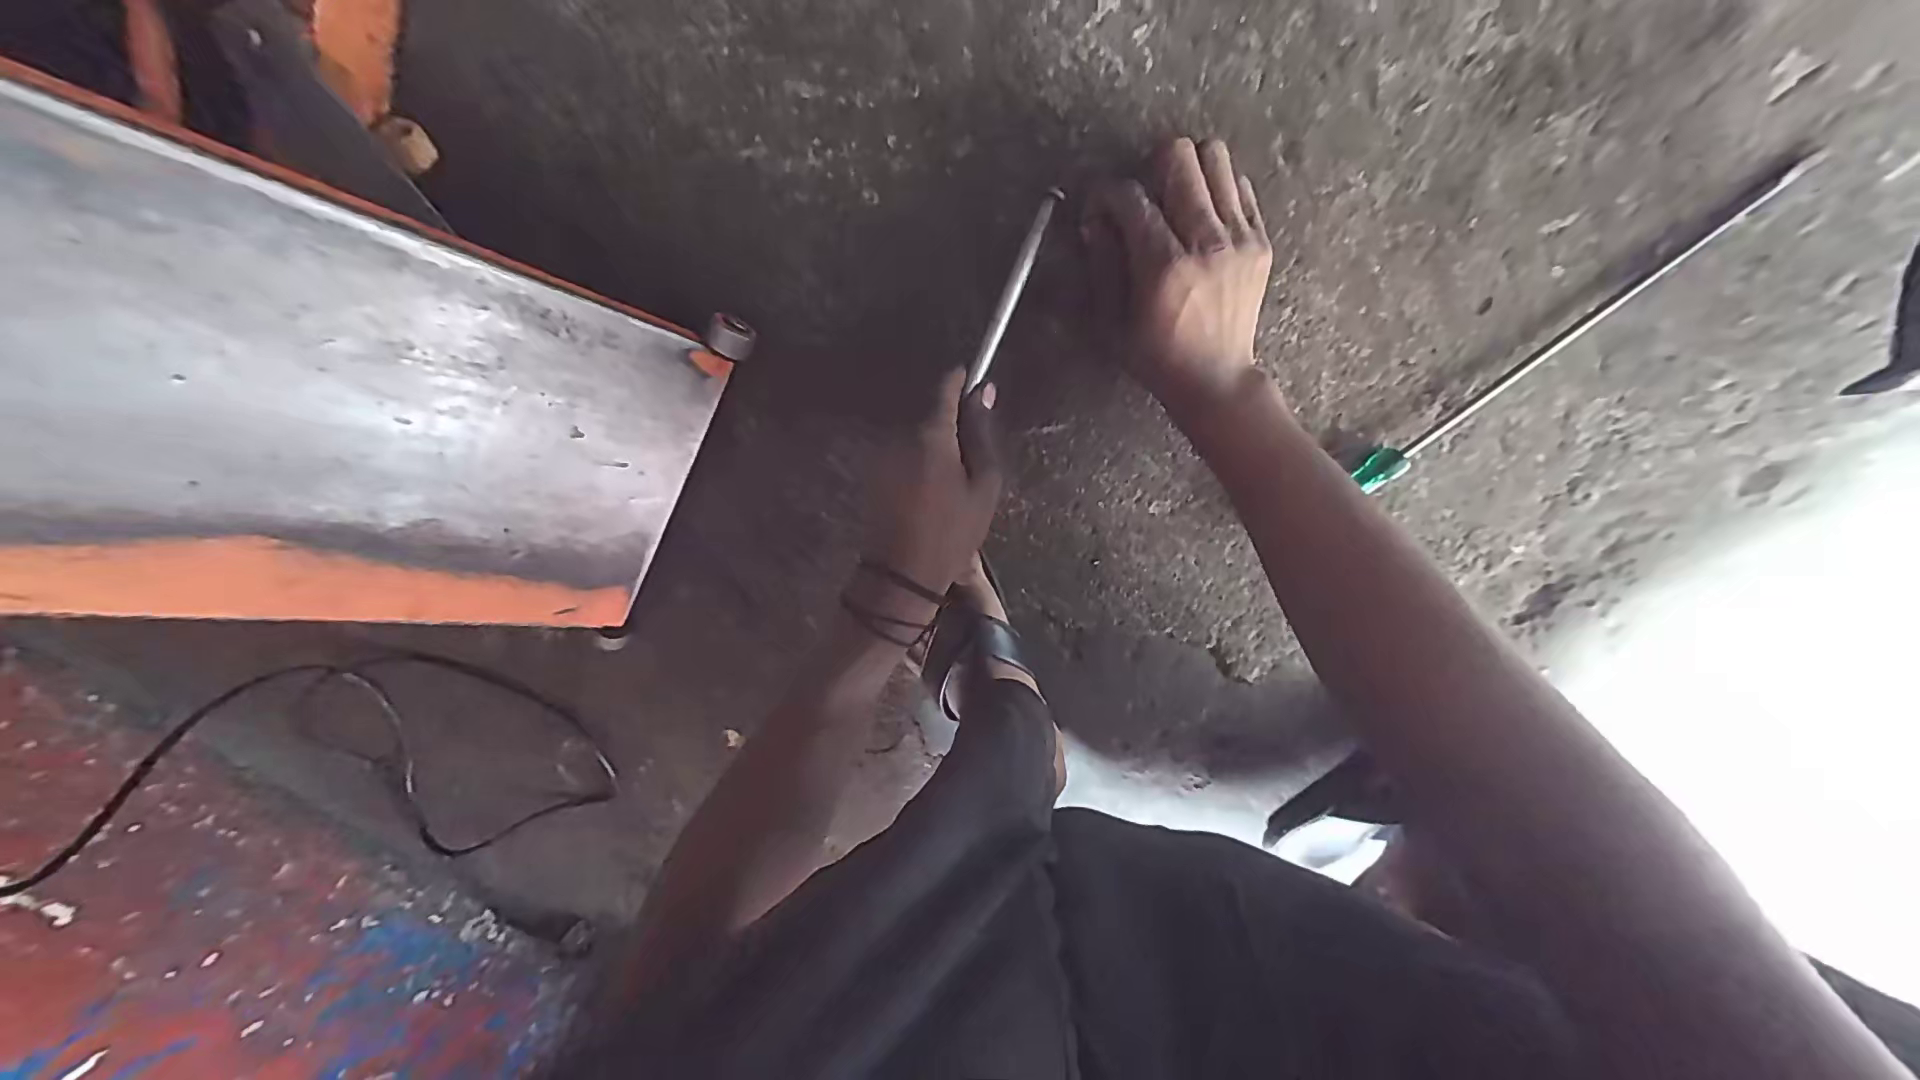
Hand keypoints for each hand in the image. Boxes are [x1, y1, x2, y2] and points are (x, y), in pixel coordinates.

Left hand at [863, 369, 1002, 593]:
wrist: (903, 573)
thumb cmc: (953, 531)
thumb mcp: (984, 485)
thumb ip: (982, 434)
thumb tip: (984, 392)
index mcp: (930, 435)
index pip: (944, 389)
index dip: (961, 382)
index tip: (973, 381)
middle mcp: (899, 436)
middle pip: (929, 415)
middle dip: (950, 426)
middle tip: (970, 459)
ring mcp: (881, 455)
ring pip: (915, 437)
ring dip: (932, 447)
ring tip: (950, 484)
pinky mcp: (873, 474)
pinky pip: (902, 456)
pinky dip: (917, 464)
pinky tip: (929, 493)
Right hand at [1083, 137, 1273, 421]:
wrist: (1215, 379)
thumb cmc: (1157, 358)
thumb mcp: (1112, 322)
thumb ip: (1102, 266)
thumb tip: (1094, 221)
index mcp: (1164, 267)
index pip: (1131, 196)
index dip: (1105, 194)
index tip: (1098, 210)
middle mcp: (1207, 243)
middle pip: (1180, 156)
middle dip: (1150, 169)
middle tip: (1142, 200)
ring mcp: (1240, 238)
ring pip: (1215, 158)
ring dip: (1187, 172)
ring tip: (1173, 204)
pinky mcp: (1260, 241)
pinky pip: (1239, 187)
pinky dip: (1215, 193)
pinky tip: (1200, 222)